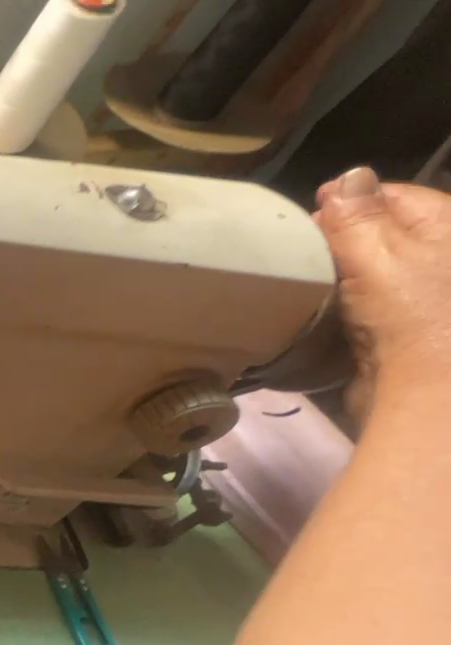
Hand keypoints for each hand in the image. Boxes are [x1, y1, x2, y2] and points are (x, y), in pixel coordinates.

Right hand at [313, 167, 450, 421]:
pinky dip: (335, 300)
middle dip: (335, 241)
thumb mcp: (381, 258)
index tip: (299, 225)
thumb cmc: (412, 315)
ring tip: (295, 281)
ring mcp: (418, 291)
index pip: (392, 196)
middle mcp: (438, 254)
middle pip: (378, 232)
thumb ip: (359, 220)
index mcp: (446, 227)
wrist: (427, 386)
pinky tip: (313, 307)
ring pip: (365, 267)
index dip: (346, 204)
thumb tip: (347, 176)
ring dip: (332, 273)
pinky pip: (359, 299)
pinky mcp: (396, 324)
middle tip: (293, 256)